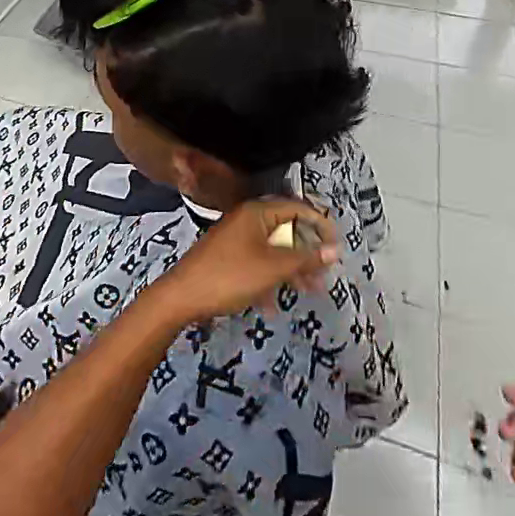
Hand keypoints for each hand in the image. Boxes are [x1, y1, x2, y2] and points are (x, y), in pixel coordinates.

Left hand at [147, 198, 337, 324]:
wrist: (179, 299)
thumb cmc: (230, 276)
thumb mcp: (273, 268)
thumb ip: (306, 258)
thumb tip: (335, 250)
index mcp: (258, 212)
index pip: (299, 209)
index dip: (321, 225)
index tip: (335, 247)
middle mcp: (247, 220)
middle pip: (286, 230)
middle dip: (307, 253)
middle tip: (323, 274)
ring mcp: (235, 240)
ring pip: (272, 250)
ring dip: (291, 270)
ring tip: (307, 292)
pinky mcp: (226, 259)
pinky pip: (256, 264)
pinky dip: (268, 280)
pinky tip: (272, 307)